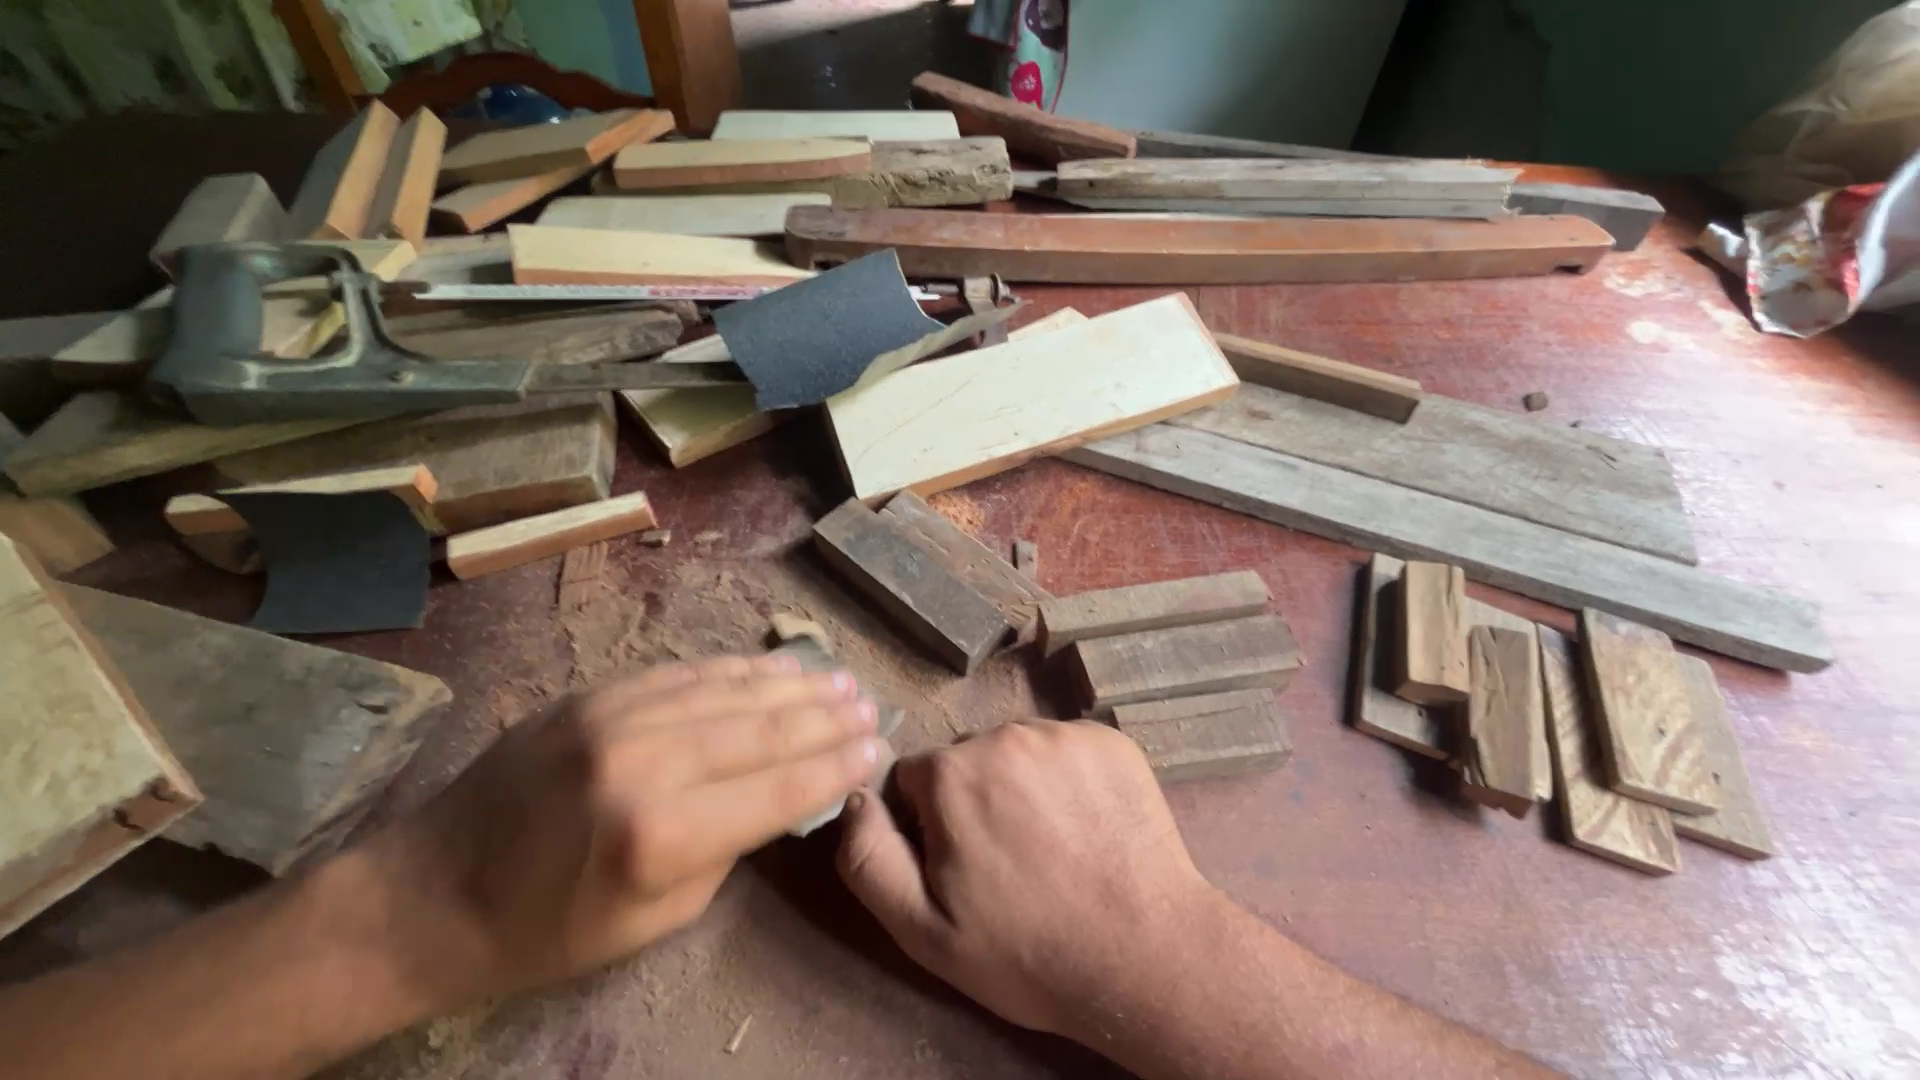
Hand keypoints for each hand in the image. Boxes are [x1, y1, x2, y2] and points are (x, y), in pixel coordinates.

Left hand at [345, 654, 886, 1014]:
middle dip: (826, 718)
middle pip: (763, 728)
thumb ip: (729, 846)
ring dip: (792, 685)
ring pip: (730, 690)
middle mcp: (645, 761)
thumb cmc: (550, 929)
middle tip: (870, 707)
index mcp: (663, 834)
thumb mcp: (657, 916)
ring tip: (839, 679)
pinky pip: (685, 673)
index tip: (876, 749)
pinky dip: (738, 670)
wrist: (431, 891)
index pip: (779, 789)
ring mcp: (616, 716)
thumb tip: (784, 791)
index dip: (835, 766)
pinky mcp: (594, 693)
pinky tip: (773, 668)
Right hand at [837, 721, 1217, 1038]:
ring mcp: (1064, 734)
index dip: (930, 822)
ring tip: (1052, 844)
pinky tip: (1086, 825)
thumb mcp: (924, 929)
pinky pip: (1068, 749)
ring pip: (1020, 751)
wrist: (1146, 956)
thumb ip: (868, 858)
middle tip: (1011, 859)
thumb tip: (853, 797)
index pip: (916, 778)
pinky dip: (1070, 778)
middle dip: (976, 798)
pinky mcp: (1111, 741)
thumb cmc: (1028, 950)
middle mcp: (1005, 736)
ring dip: (1024, 785)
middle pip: (969, 759)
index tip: (962, 863)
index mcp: (952, 774)